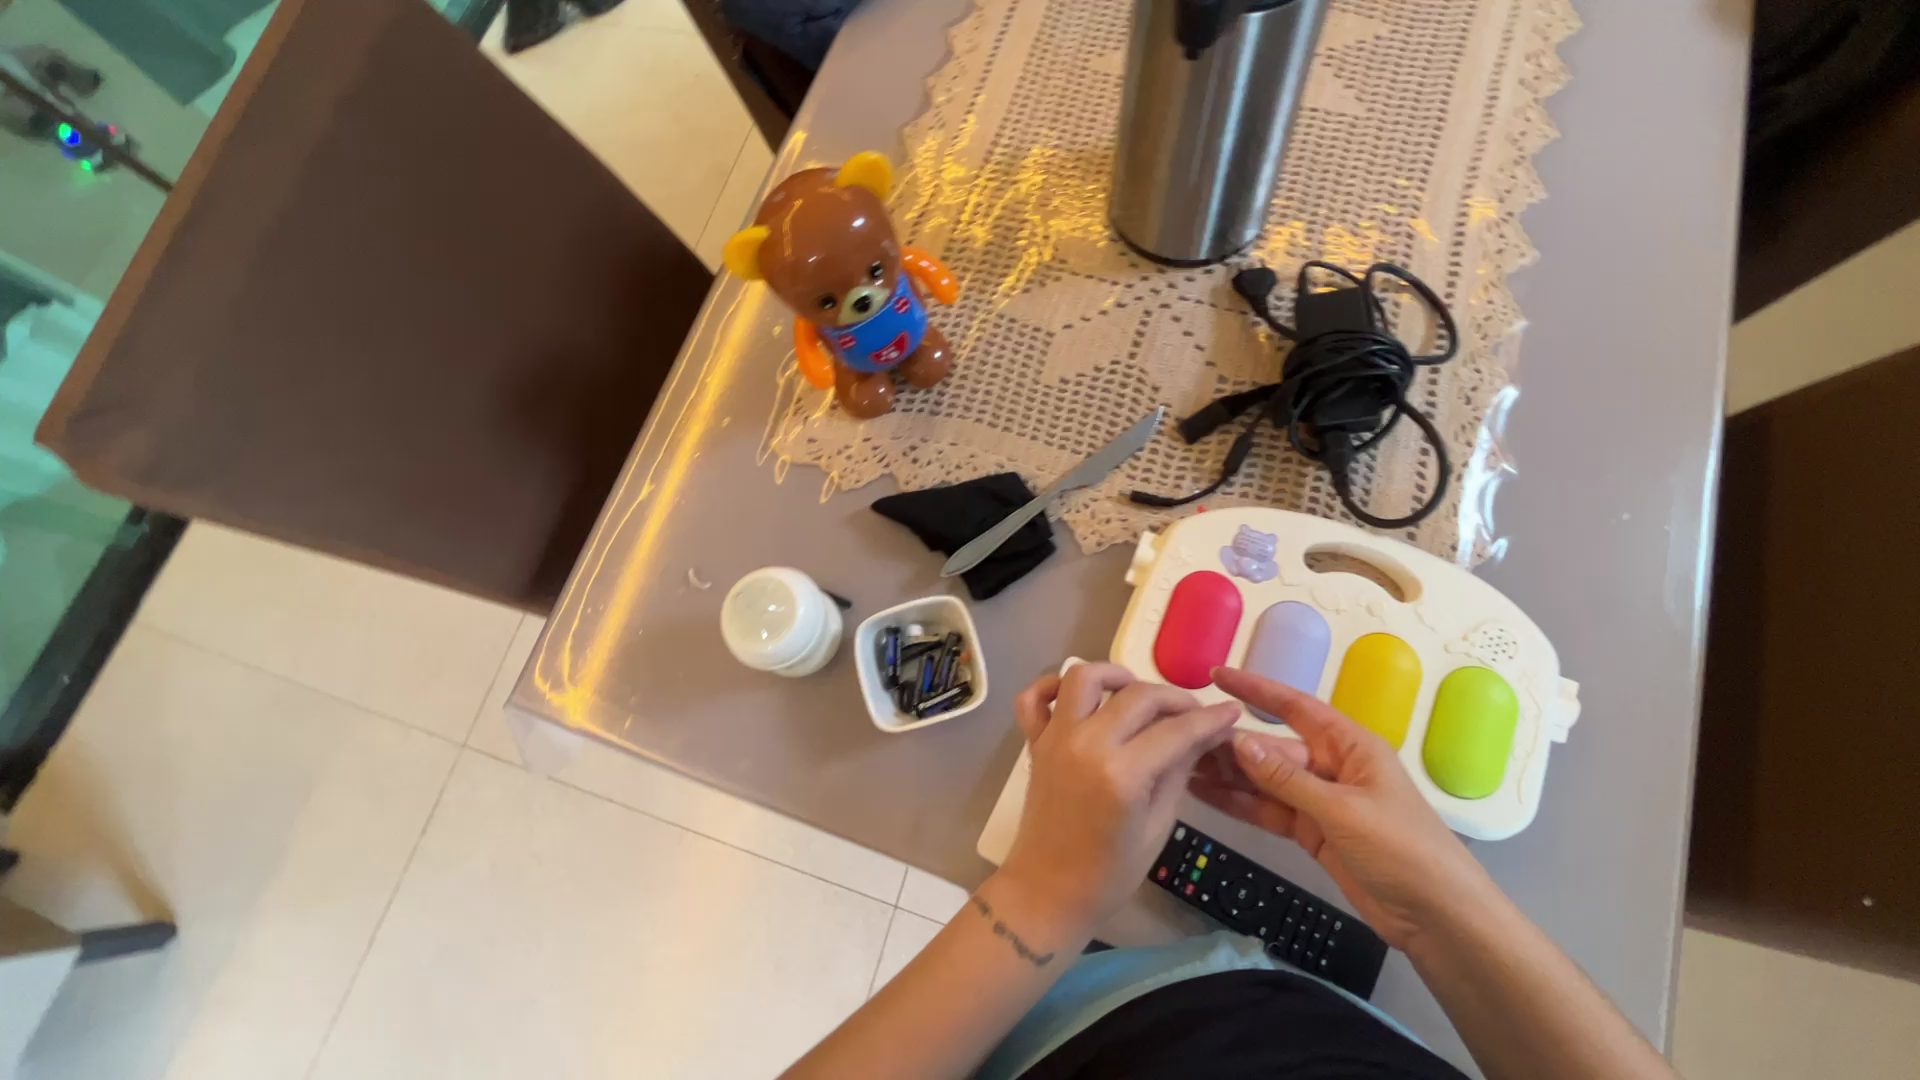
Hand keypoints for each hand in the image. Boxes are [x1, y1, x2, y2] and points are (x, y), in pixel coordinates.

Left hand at [997, 663, 1241, 934]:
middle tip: (1190, 713)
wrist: (1048, 890)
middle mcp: (1087, 743)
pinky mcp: (1034, 742)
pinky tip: (1079, 699)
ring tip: (1135, 694)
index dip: (1209, 719)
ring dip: (1114, 675)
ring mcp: (1056, 738)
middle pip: (1137, 695)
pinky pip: (1034, 697)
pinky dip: (1052, 686)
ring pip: (1083, 677)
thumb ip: (1177, 772)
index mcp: (1123, 773)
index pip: (1176, 731)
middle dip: (1173, 698)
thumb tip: (1201, 735)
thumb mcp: (1157, 825)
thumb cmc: (1110, 871)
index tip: (1229, 712)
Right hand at [1188, 667, 1497, 949]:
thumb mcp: (1342, 810)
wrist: (1439, 918)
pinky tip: (1205, 796)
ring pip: (1265, 780)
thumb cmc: (1403, 850)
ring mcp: (1320, 801)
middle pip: (1273, 747)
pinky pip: (1268, 810)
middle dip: (1231, 744)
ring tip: (1183, 767)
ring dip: (1229, 775)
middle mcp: (1331, 766)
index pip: (1295, 707)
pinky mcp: (1311, 832)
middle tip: (1184, 739)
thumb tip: (1239, 741)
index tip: (1217, 676)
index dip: (1256, 690)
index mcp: (1350, 746)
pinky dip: (1239, 804)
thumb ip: (1287, 778)